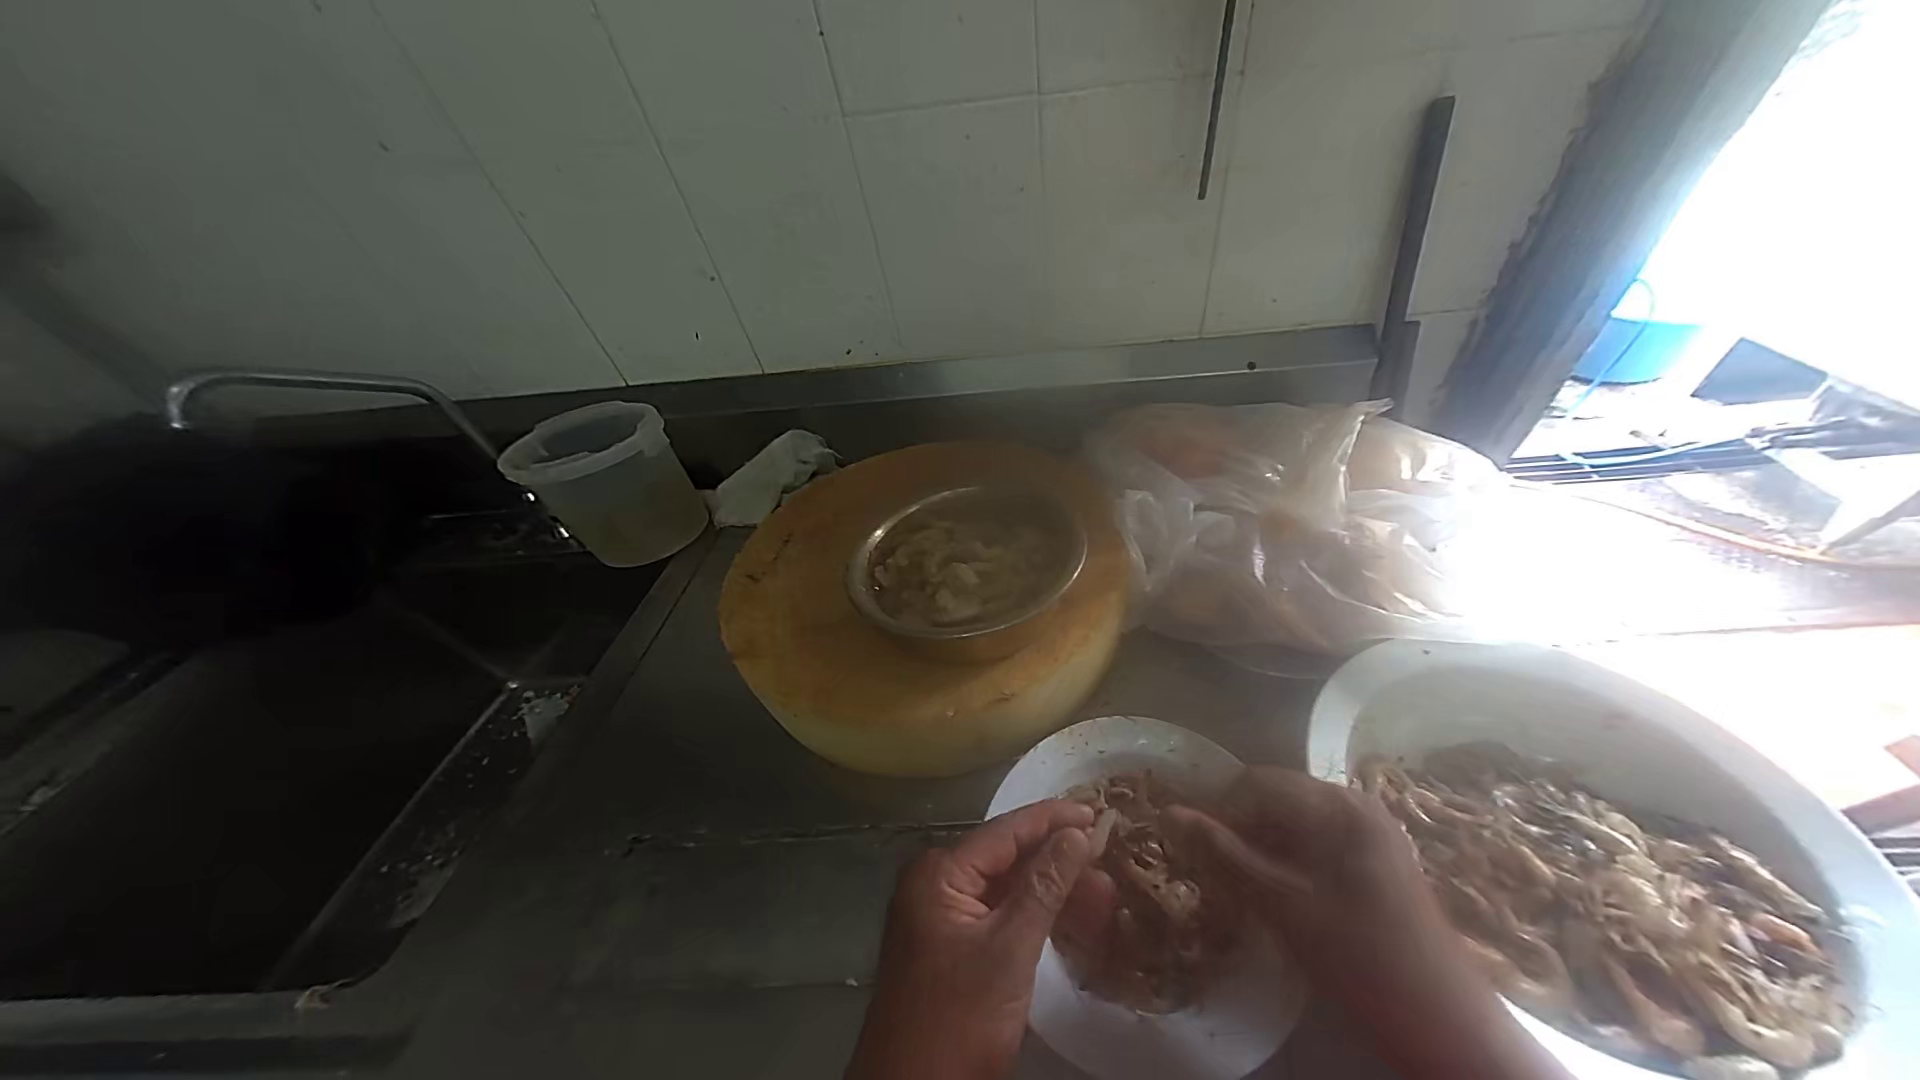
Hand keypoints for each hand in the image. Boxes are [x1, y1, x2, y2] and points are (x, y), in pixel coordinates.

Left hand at [845, 800, 1101, 1079]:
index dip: (1052, 819)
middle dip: (1058, 859)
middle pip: (1007, 857)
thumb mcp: (1008, 950)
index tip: (1095, 810)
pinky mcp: (954, 943)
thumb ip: (1044, 886)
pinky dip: (1034, 916)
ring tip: (1102, 892)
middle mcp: (937, 882)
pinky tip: (1072, 917)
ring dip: (1052, 890)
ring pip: (1007, 887)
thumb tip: (1076, 834)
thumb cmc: (958, 1017)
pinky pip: (999, 914)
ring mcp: (943, 914)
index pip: (1005, 831)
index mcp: (940, 872)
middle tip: (1106, 858)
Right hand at [1169, 768, 1572, 1079]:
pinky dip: (1290, 857)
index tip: (1201, 850)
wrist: (1446, 1026)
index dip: (1220, 811)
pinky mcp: (1378, 856)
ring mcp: (1371, 829)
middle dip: (1242, 829)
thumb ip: (1223, 853)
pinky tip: (1283, 894)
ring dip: (1263, 845)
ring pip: (1293, 820)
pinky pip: (1316, 838)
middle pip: (1275, 798)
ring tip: (1250, 887)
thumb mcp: (1282, 903)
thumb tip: (1168, 813)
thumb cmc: (1360, 957)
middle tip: (1223, 873)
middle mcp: (1356, 803)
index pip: (1255, 782)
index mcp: (1337, 804)